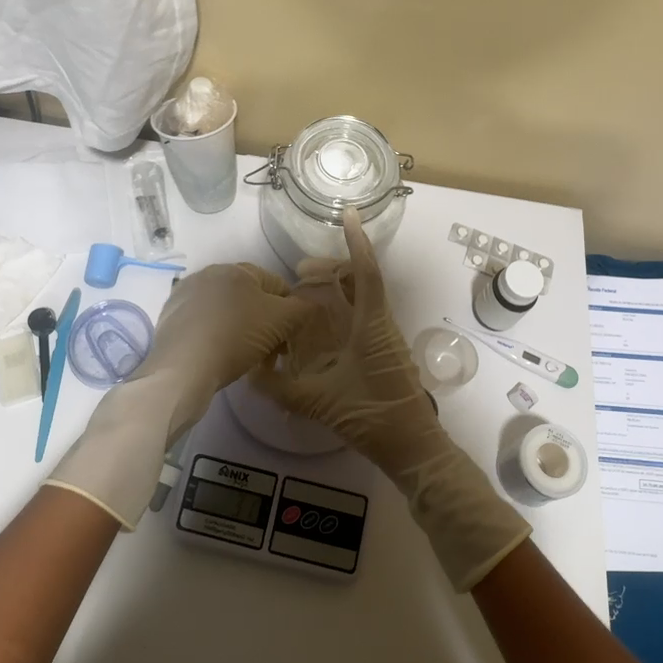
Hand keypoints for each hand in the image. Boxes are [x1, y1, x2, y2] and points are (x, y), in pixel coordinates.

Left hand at [148, 263, 321, 401]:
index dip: (289, 313)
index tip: (288, 340)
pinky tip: (216, 356)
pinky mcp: (169, 318)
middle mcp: (209, 273)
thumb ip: (302, 309)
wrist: (182, 367)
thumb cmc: (235, 337)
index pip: (277, 285)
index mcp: (238, 268)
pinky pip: (203, 324)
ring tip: (242, 357)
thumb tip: (309, 305)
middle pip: (249, 297)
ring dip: (239, 329)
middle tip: (268, 352)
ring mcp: (185, 295)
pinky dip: (214, 336)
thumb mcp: (281, 321)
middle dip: (263, 322)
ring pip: (225, 311)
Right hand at [252, 211, 530, 590]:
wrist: (413, 447)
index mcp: (371, 326)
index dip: (357, 242)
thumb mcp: (321, 403)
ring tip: (304, 291)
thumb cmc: (373, 418)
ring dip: (336, 286)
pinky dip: (340, 307)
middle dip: (333, 266)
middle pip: (361, 279)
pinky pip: (361, 315)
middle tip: (300, 272)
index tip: (348, 214)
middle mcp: (380, 324)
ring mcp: (384, 337)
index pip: (366, 273)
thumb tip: (249, 375)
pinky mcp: (383, 351)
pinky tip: (318, 322)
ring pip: (362, 297)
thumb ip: (282, 390)